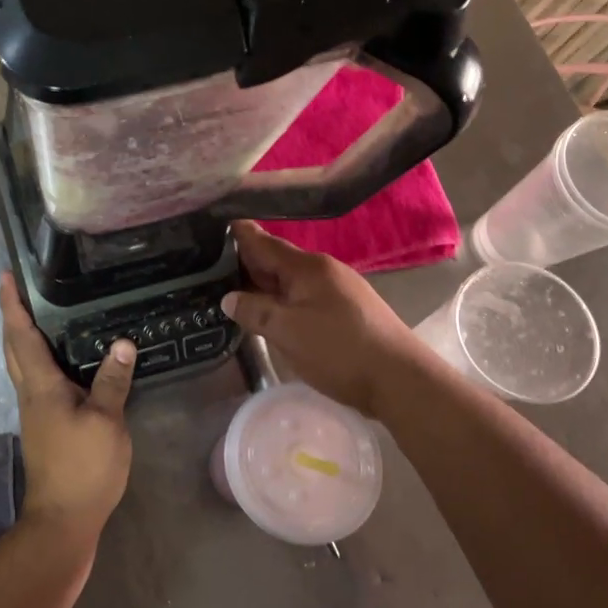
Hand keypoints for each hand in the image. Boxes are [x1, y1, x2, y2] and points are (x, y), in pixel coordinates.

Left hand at [0, 274, 133, 537]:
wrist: (64, 518)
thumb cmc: (83, 467)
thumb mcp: (106, 422)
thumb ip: (111, 382)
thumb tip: (122, 343)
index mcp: (40, 386)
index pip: (22, 335)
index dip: (13, 305)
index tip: (5, 276)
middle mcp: (30, 393)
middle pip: (14, 347)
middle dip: (13, 316)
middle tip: (19, 289)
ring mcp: (35, 411)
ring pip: (22, 364)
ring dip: (23, 337)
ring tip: (39, 314)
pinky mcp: (45, 425)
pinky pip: (36, 379)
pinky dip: (40, 359)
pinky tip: (62, 360)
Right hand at [221, 221, 426, 412]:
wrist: (400, 380)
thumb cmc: (339, 350)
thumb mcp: (286, 331)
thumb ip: (254, 311)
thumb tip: (228, 297)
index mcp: (306, 266)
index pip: (262, 241)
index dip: (236, 234)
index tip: (207, 227)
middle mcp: (323, 269)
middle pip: (275, 260)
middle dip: (244, 263)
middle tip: (208, 268)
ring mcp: (338, 289)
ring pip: (290, 280)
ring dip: (263, 285)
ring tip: (231, 291)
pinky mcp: (346, 310)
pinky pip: (304, 296)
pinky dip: (282, 299)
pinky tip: (270, 313)